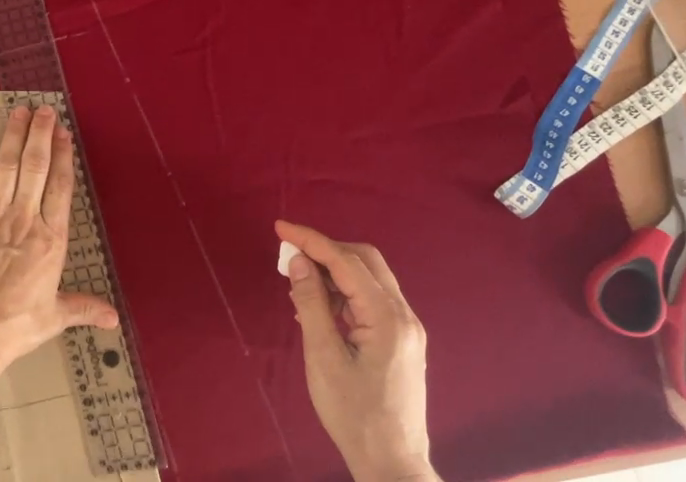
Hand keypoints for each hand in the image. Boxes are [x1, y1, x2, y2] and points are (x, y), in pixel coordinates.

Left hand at [0, 105, 118, 371]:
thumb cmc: (15, 325)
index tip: (65, 134)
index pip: (61, 187)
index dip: (64, 157)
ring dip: (13, 135)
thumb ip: (83, 307)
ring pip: (7, 165)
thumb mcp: (55, 316)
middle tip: (45, 110)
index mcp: (51, 239)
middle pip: (36, 167)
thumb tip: (113, 319)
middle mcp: (25, 218)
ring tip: (19, 111)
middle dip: (42, 135)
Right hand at [276, 221, 437, 481]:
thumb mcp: (323, 357)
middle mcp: (404, 316)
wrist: (392, 463)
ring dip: (333, 271)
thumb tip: (298, 261)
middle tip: (289, 255)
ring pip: (369, 279)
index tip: (279, 228)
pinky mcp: (401, 341)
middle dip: (326, 249)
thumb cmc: (354, 413)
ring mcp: (406, 330)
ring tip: (298, 283)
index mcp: (388, 318)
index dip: (311, 240)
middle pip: (365, 261)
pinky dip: (343, 292)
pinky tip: (318, 307)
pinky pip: (370, 300)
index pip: (346, 262)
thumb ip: (311, 304)